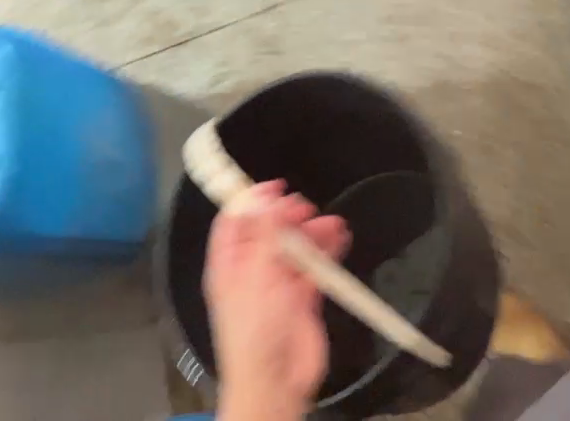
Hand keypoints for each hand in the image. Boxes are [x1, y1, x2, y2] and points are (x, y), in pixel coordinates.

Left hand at [206, 181, 350, 420]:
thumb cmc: (253, 335)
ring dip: (312, 231)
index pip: (235, 222)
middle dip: (286, 215)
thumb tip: (268, 199)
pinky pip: (316, 266)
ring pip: (295, 246)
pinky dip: (327, 250)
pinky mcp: (303, 297)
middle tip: (302, 206)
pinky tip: (339, 236)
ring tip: (330, 222)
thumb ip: (265, 235)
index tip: (272, 186)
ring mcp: (278, 283)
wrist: (276, 383)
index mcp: (230, 265)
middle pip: (269, 230)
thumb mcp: (256, 275)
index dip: (251, 200)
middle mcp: (252, 270)